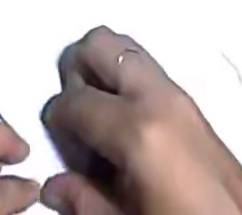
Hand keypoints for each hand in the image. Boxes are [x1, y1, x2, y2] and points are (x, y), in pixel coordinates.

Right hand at [39, 27, 241, 214]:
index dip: (55, 117)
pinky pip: (145, 64)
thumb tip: (53, 184)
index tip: (55, 137)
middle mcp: (155, 95)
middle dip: (76, 68)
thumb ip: (85, 201)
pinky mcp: (188, 95)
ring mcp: (175, 89)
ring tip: (96, 115)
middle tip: (74, 113)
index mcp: (136, 129)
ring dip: (101, 67)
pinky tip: (121, 119)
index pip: (75, 100)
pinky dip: (123, 76)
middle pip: (100, 43)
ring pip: (124, 45)